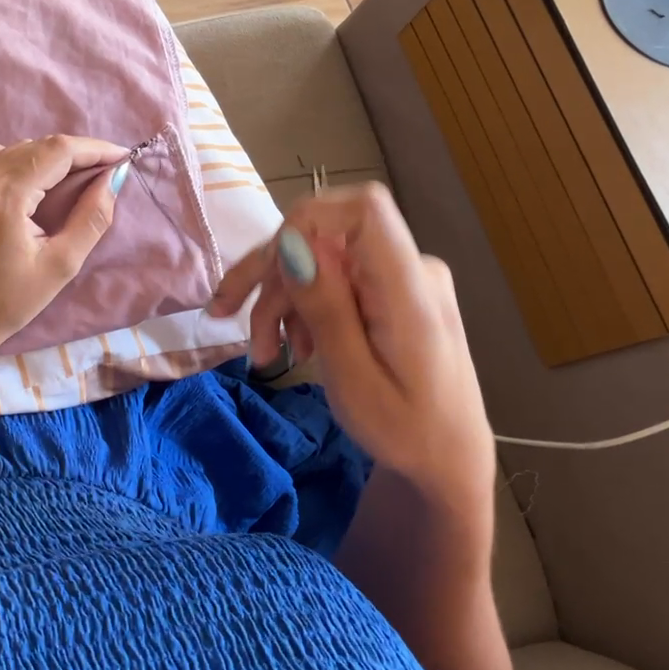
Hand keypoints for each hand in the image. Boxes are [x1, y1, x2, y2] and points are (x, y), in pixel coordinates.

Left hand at [0, 135, 130, 352]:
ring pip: (17, 147)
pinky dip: (14, 155)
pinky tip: (29, 177)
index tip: (123, 156)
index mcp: (6, 196)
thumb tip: (113, 179)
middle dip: (77, 153)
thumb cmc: (10, 301)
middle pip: (39, 145)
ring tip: (75, 177)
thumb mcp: (61, 264)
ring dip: (49, 154)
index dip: (94, 149)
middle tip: (107, 170)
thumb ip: (91, 218)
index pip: (57, 151)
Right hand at [209, 183, 493, 496]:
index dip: (307, 220)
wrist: (446, 460)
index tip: (270, 269)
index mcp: (409, 289)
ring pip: (320, 259)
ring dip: (279, 298)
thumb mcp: (353, 379)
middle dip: (270, 271)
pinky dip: (301, 305)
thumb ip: (326, 307)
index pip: (363, 209)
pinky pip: (334, 279)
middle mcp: (410, 269)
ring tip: (260, 350)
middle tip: (223, 312)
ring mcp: (400, 278)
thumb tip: (291, 243)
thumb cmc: (404, 430)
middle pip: (326, 235)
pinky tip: (290, 344)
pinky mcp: (390, 291)